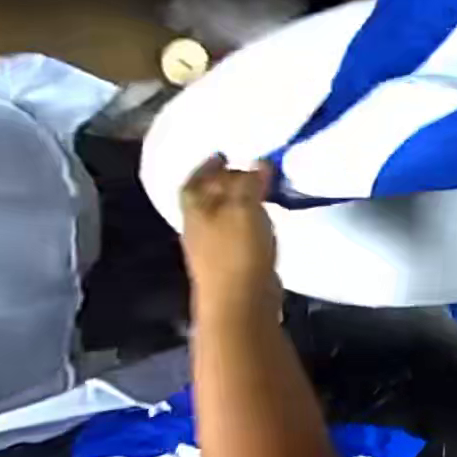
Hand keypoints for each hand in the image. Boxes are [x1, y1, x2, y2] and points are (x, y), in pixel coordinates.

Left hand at [180, 154, 279, 303]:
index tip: (222, 153)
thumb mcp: (245, 208)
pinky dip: (247, 220)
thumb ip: (249, 183)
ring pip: (221, 216)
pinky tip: (262, 221)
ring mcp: (214, 249)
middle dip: (222, 183)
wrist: (240, 303)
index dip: (206, 166)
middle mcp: (199, 228)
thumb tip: (258, 162)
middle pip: (206, 199)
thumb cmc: (238, 251)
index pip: (194, 182)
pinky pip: (236, 233)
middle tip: (246, 169)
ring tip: (259, 192)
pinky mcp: (232, 265)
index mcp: (196, 210)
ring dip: (236, 202)